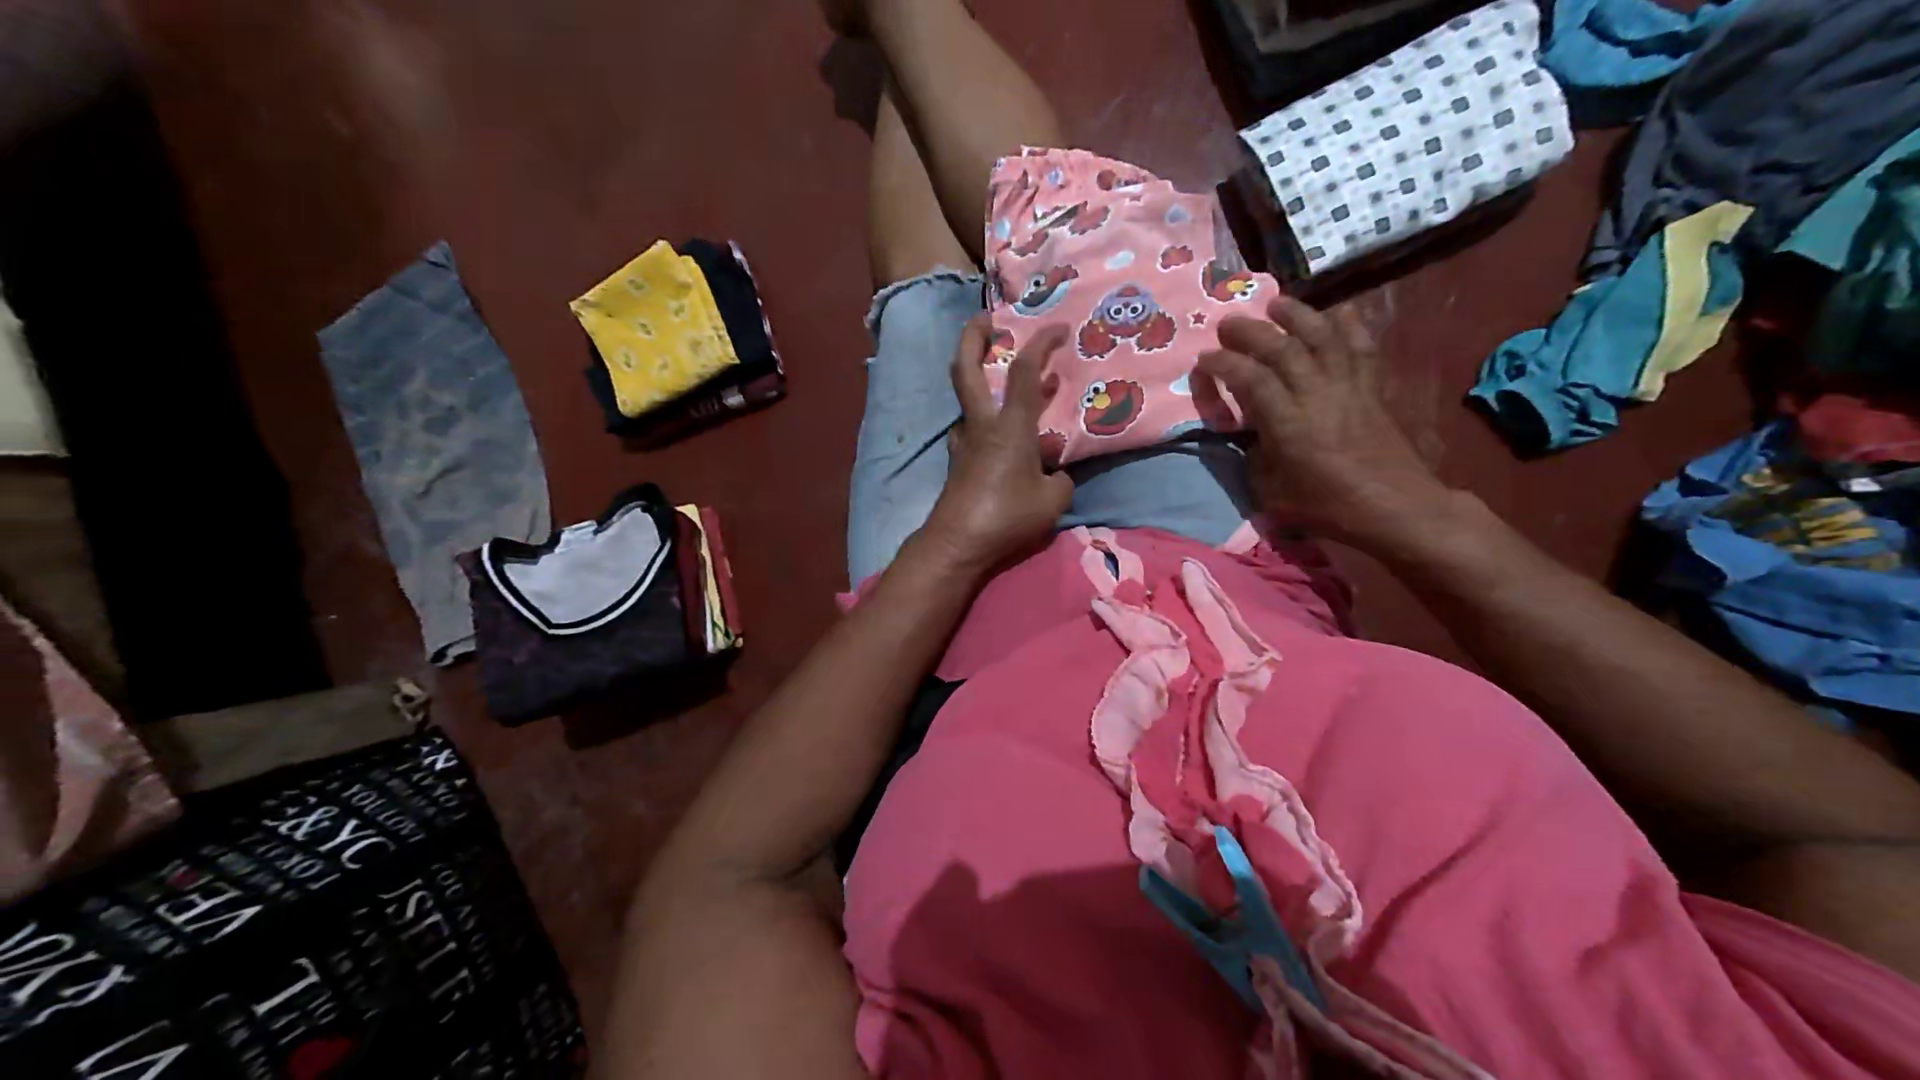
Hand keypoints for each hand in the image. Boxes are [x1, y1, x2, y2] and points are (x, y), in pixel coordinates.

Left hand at [917, 318, 1074, 573]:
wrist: (957, 542)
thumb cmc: (1007, 516)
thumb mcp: (1053, 500)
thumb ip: (1060, 479)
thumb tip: (1055, 473)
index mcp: (1009, 424)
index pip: (1024, 370)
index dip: (1041, 342)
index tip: (1058, 328)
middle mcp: (981, 424)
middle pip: (966, 368)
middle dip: (973, 336)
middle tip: (987, 320)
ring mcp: (965, 442)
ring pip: (967, 398)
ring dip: (981, 379)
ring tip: (1006, 379)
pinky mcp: (959, 462)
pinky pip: (973, 428)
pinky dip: (986, 418)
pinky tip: (1003, 434)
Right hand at [1194, 295, 1453, 551]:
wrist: (1394, 506)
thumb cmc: (1327, 506)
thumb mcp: (1272, 491)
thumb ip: (1254, 455)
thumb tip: (1248, 432)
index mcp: (1289, 423)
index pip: (1251, 379)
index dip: (1224, 363)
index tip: (1204, 358)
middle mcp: (1318, 394)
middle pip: (1282, 348)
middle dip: (1251, 331)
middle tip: (1228, 324)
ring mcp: (1348, 386)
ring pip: (1322, 336)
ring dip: (1296, 315)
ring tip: (1276, 304)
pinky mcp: (1371, 386)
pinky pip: (1360, 346)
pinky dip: (1347, 325)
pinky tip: (1335, 314)